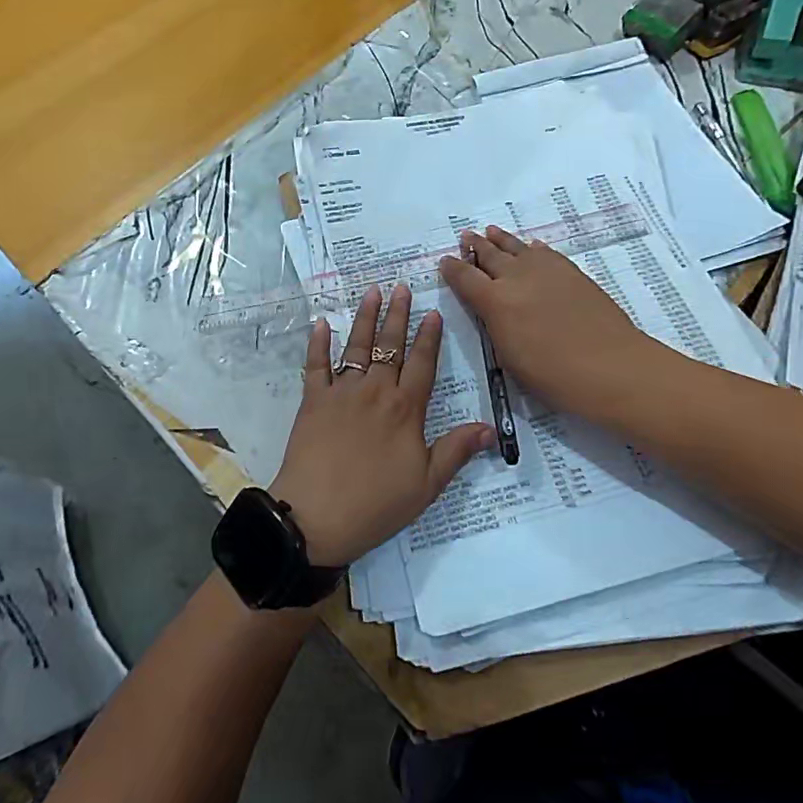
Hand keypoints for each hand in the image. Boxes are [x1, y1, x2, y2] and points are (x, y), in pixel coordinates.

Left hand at [270, 284, 493, 565]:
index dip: (430, 337)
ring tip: (371, 292)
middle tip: (401, 287)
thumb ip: (456, 451)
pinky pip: (315, 365)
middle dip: (398, 315)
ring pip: (357, 347)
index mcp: (406, 409)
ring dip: (365, 318)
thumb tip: (490, 428)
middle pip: (390, 346)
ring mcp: (341, 393)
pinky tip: (321, 323)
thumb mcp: (427, 484)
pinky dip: (317, 343)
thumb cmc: (377, 504)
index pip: (423, 364)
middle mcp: (376, 391)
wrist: (317, 516)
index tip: (433, 312)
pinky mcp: (312, 402)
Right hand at [438, 226, 666, 418]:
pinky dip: (533, 249)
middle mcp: (517, 278)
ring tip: (490, 231)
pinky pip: (546, 253)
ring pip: (518, 248)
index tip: (445, 261)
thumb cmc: (552, 375)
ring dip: (501, 240)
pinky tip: (532, 247)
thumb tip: (494, 311)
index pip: (465, 278)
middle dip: (475, 246)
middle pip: (490, 256)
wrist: (609, 366)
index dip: (453, 268)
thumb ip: (496, 327)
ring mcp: (547, 271)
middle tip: (466, 236)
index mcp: (494, 302)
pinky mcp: (572, 273)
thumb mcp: (509, 356)